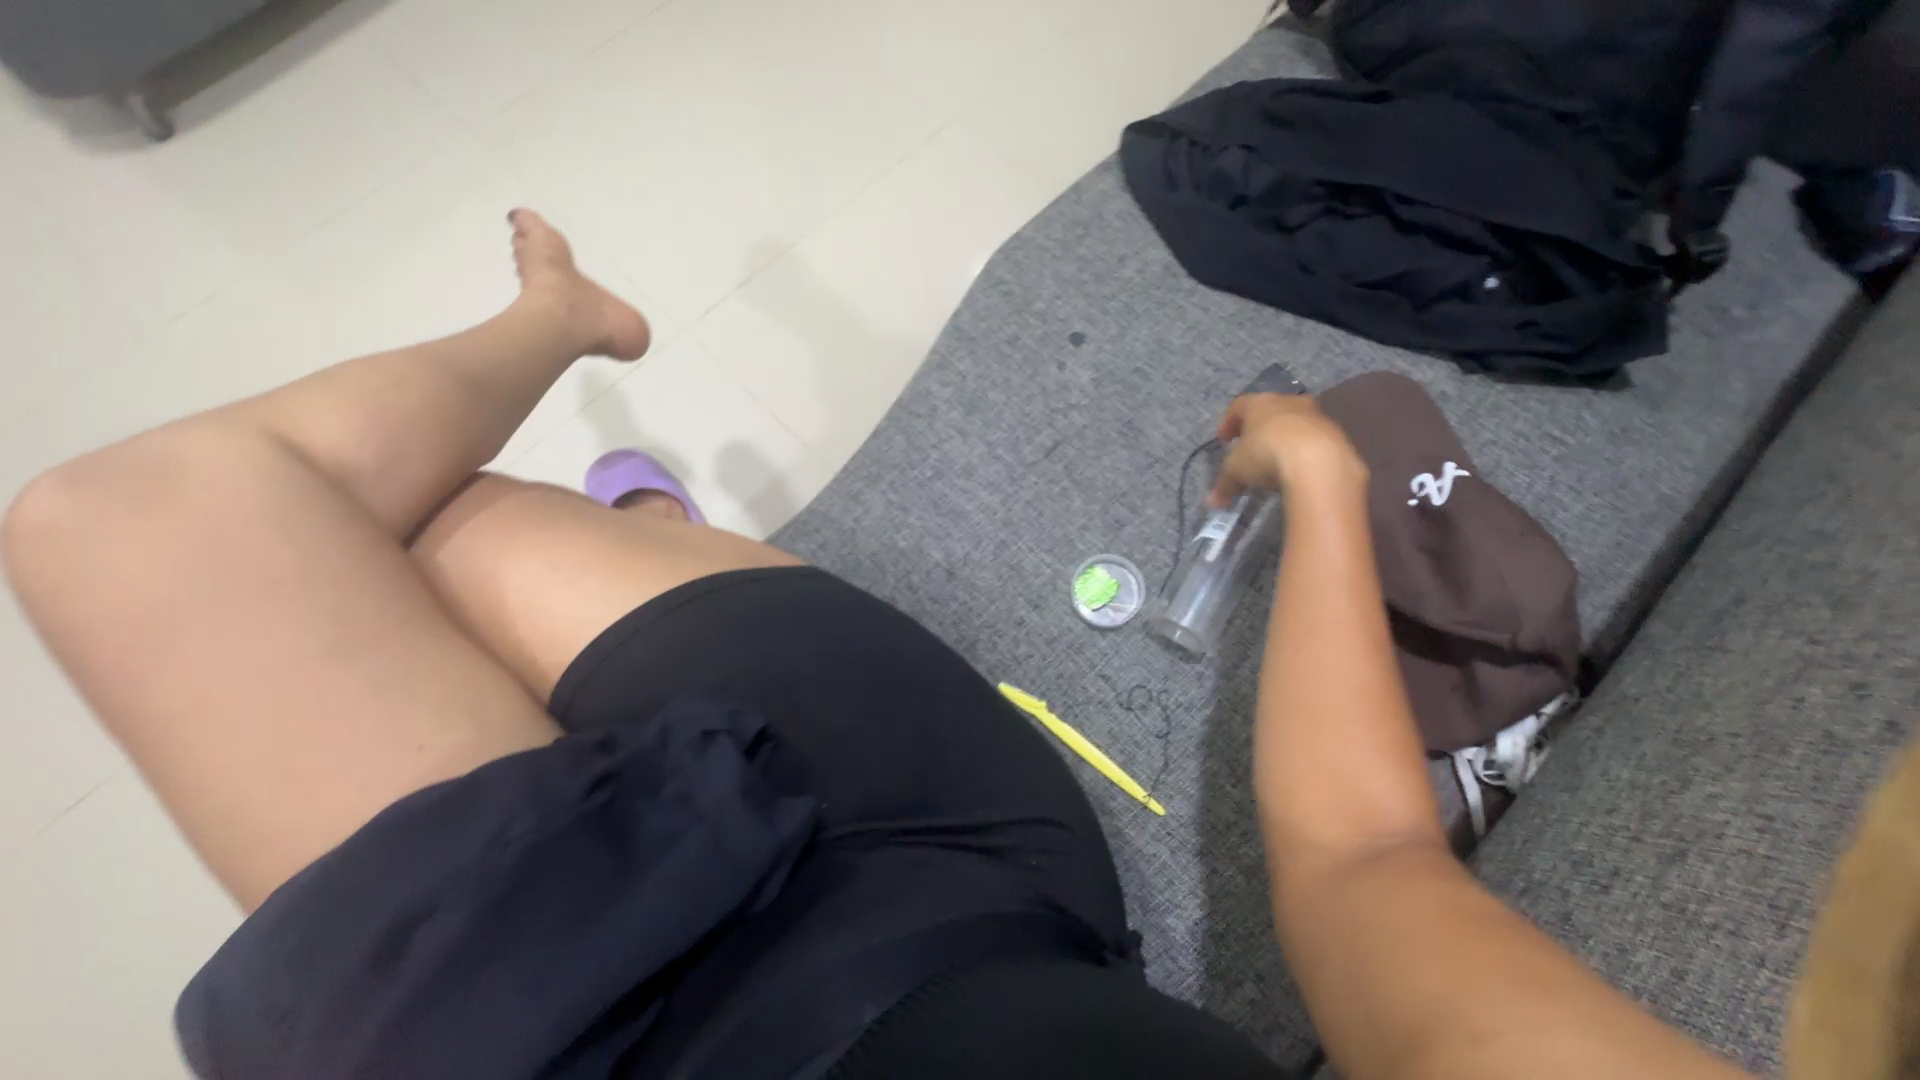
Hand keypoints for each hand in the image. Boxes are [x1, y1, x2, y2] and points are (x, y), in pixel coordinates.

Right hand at [1208, 393, 1366, 506]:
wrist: (1319, 462)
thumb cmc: (1266, 455)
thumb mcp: (1236, 471)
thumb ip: (1224, 484)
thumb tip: (1213, 502)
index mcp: (1259, 403)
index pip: (1239, 406)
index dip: (1228, 422)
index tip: (1223, 439)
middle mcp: (1289, 402)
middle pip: (1271, 410)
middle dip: (1259, 428)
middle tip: (1252, 447)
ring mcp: (1316, 416)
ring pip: (1295, 423)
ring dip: (1285, 438)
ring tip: (1277, 462)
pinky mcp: (1336, 434)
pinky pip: (1315, 440)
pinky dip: (1305, 452)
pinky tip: (1299, 470)